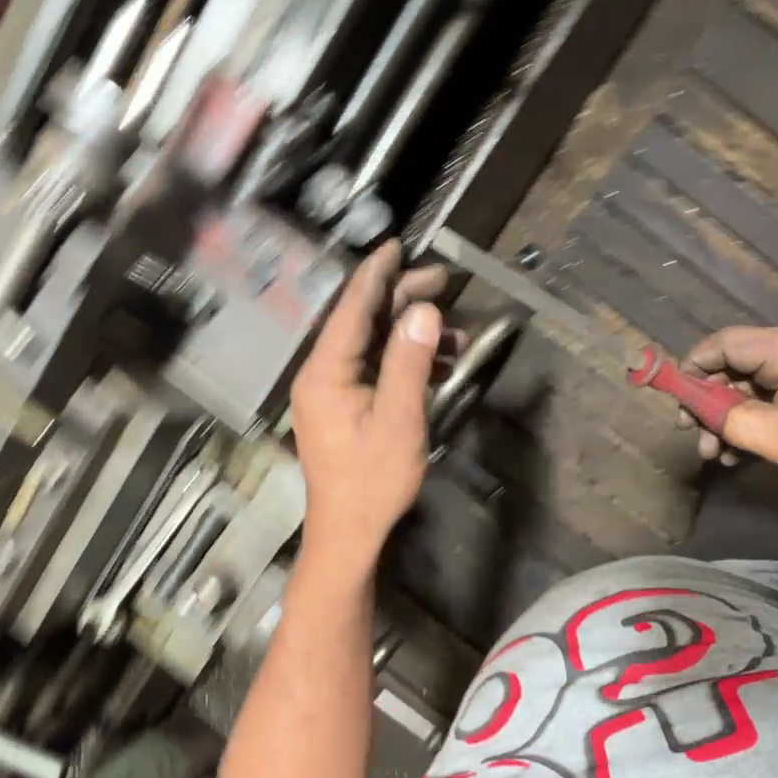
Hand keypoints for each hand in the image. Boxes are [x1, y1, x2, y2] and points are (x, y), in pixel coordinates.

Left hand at [290, 241, 446, 562]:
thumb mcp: (398, 419)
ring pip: (371, 347)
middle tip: (443, 283)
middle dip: (402, 301)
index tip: (397, 245)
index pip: (351, 307)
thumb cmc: (372, 480)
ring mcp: (329, 392)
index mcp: (325, 371)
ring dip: (411, 336)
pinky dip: (403, 364)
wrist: (349, 532)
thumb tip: (424, 311)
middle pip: (361, 322)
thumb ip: (409, 362)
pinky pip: (372, 371)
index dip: (376, 273)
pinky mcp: (342, 408)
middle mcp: (321, 374)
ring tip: (456, 334)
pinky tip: (439, 366)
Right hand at [680, 326, 777, 500]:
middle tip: (694, 437)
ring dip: (728, 417)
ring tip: (717, 455)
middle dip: (708, 402)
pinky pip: (770, 394)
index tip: (674, 399)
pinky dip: (751, 418)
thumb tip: (701, 411)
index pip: (727, 343)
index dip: (694, 367)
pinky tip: (742, 451)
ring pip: (750, 383)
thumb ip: (739, 423)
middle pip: (735, 364)